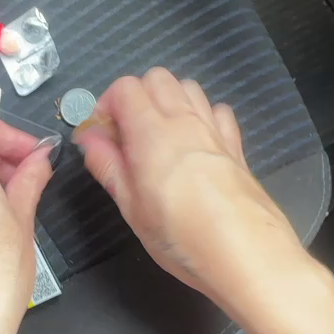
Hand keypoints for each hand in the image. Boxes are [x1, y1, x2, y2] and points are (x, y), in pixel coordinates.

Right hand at [74, 68, 310, 317]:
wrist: (246, 255)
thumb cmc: (181, 237)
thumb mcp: (131, 207)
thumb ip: (107, 165)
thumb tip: (88, 137)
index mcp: (152, 132)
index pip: (125, 88)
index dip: (106, 105)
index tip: (101, 136)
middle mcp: (184, 120)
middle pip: (157, 78)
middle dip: (135, 97)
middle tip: (125, 136)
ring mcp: (214, 130)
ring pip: (188, 88)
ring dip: (167, 102)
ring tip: (157, 139)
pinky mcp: (235, 146)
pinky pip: (216, 111)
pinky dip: (201, 116)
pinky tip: (193, 145)